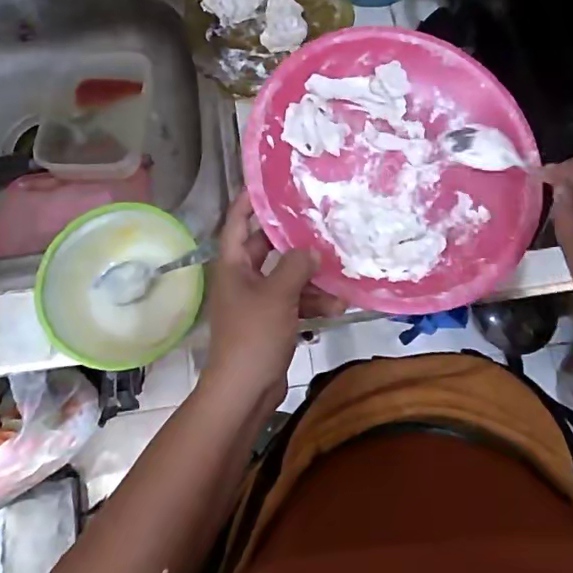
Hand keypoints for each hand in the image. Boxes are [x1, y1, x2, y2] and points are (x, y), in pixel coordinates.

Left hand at [200, 195, 341, 405]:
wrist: (244, 389)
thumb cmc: (253, 335)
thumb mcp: (277, 295)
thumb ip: (295, 266)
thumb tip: (311, 250)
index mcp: (232, 264)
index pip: (237, 222)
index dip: (249, 201)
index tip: (268, 183)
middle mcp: (242, 277)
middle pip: (267, 248)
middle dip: (293, 241)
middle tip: (320, 223)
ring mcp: (256, 301)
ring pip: (285, 277)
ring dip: (310, 277)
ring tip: (339, 273)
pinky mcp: (270, 322)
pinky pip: (293, 302)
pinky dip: (311, 301)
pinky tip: (338, 304)